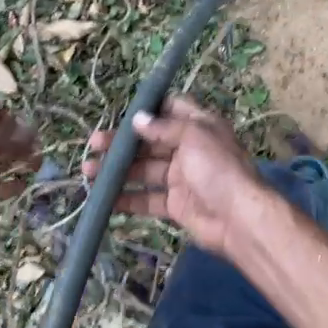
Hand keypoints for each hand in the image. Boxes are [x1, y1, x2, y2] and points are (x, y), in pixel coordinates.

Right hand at [83, 95, 266, 253]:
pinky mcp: (176, 205)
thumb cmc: (218, 168)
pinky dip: (127, 199)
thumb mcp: (194, 136)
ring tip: (89, 172)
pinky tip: (105, 199)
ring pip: (144, 171)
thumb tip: (138, 120)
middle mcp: (189, 149)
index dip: (148, 110)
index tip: (122, 114)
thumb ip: (164, 128)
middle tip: (94, 146)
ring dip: (118, 171)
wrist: (239, 218)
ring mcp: (182, 178)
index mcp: (199, 127)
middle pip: (151, 143)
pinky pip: (148, 199)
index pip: (172, 109)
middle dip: (123, 145)